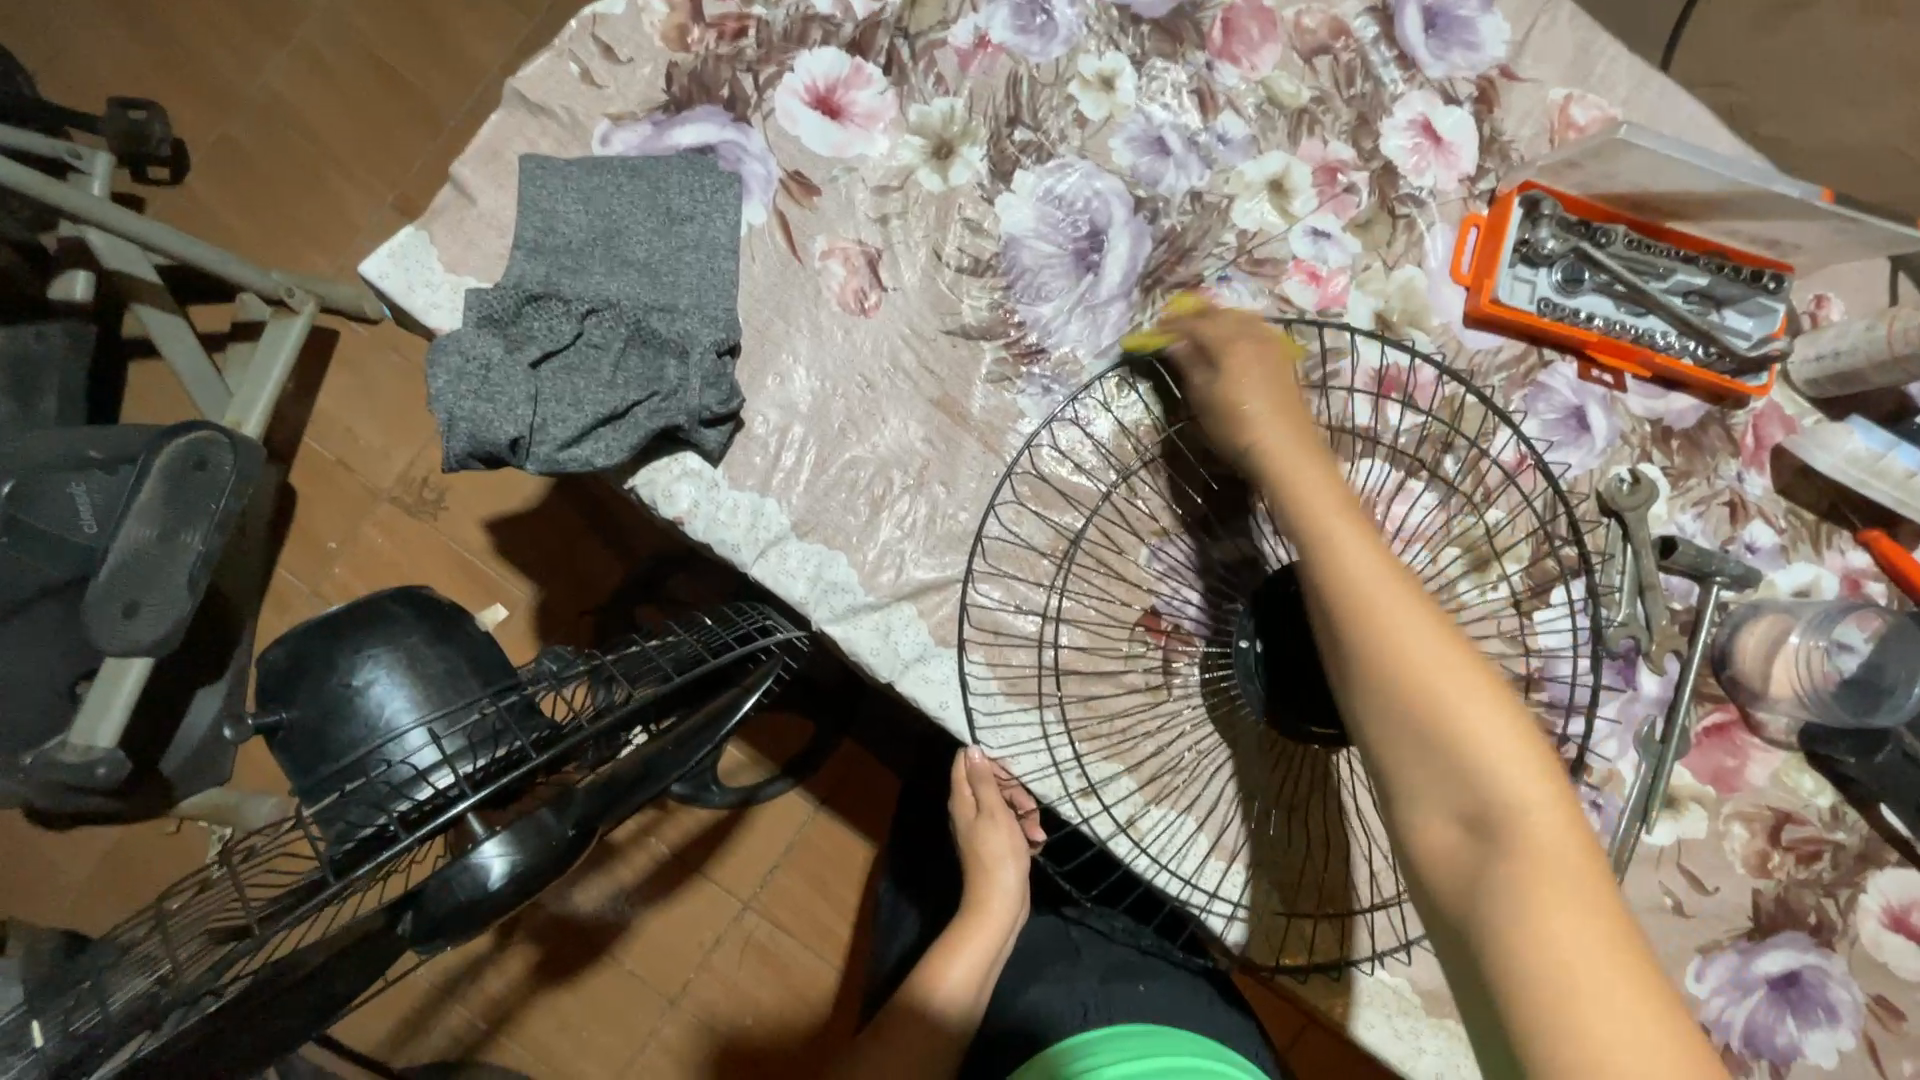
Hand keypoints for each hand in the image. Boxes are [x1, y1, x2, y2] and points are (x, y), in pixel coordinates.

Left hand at [948, 746, 1043, 933]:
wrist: (1000, 902)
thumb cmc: (998, 854)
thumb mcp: (994, 811)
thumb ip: (982, 779)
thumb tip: (971, 748)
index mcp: (962, 799)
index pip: (966, 762)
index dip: (988, 761)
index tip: (1009, 771)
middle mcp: (969, 809)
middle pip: (991, 782)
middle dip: (1015, 792)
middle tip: (1027, 808)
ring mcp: (983, 827)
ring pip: (1006, 803)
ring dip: (1025, 814)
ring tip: (1035, 833)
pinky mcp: (997, 842)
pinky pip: (1012, 825)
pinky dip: (1024, 831)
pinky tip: (1035, 843)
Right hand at [1160, 302, 1311, 475]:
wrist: (1284, 447)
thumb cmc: (1234, 425)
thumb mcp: (1202, 396)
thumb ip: (1188, 363)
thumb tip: (1172, 342)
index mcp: (1228, 341)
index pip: (1194, 323)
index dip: (1172, 325)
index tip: (1153, 329)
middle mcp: (1251, 333)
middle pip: (1219, 313)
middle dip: (1194, 316)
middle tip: (1174, 325)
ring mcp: (1270, 342)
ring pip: (1239, 317)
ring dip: (1217, 318)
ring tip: (1200, 328)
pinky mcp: (1282, 355)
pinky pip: (1255, 327)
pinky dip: (1237, 326)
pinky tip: (1231, 338)